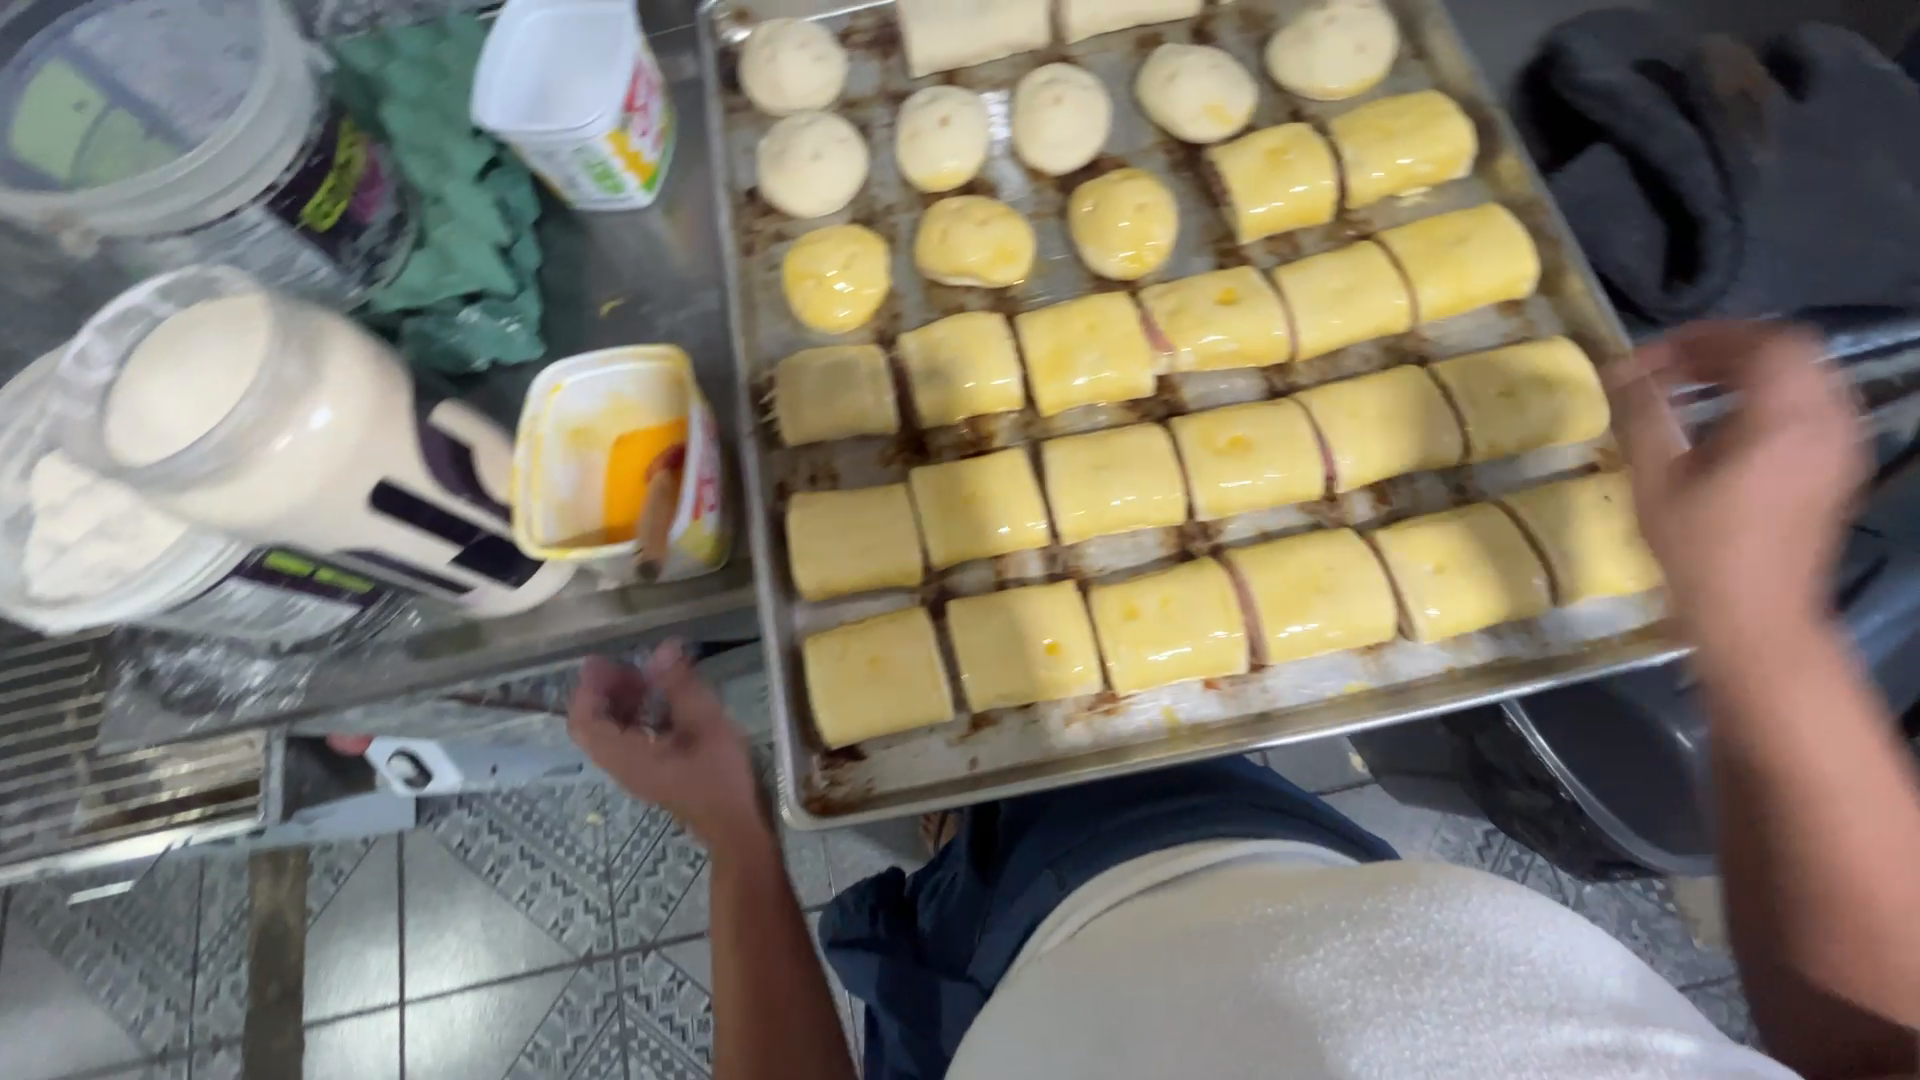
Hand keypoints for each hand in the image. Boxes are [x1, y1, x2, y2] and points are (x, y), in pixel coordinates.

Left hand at [567, 641, 770, 853]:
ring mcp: (635, 772)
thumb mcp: (705, 723)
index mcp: (626, 756)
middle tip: (628, 663)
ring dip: (621, 701)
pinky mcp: (650, 773)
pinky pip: (628, 740)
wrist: (734, 824)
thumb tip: (661, 649)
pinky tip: (663, 700)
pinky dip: (636, 715)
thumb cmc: (721, 776)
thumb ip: (680, 685)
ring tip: (647, 675)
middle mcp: (621, 766)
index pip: (585, 722)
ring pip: (610, 732)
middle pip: (593, 725)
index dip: (588, 688)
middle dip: (605, 690)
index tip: (605, 661)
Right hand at [1612, 321, 1865, 645]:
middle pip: (1790, 352)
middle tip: (1663, 368)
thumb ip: (1643, 415)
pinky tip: (1719, 422)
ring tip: (1685, 389)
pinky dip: (1765, 396)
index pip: (1764, 341)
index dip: (1704, 337)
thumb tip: (1621, 373)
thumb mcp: (1656, 478)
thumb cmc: (1697, 547)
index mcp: (1786, 419)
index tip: (1649, 357)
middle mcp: (1830, 420)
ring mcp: (1842, 443)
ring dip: (1744, 370)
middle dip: (1722, 348)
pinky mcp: (1837, 464)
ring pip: (1803, 376)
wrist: (1755, 610)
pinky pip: (1809, 405)